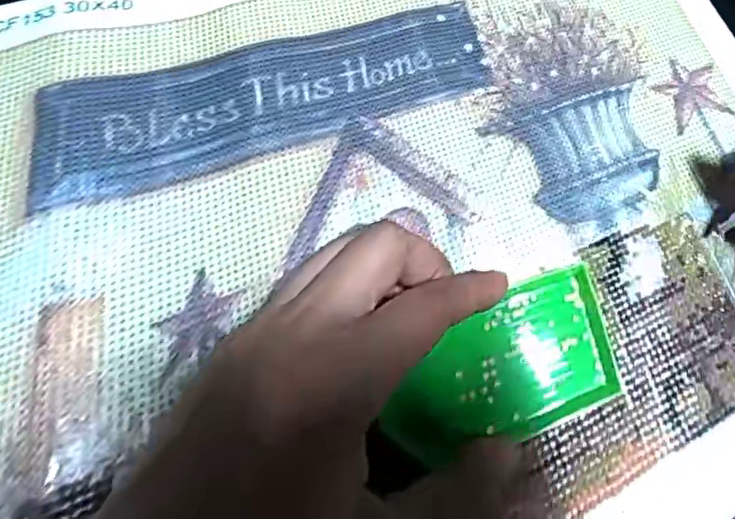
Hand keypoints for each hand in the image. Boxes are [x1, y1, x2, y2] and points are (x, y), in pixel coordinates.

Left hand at [98, 222, 519, 518]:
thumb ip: (450, 496)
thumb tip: (506, 450)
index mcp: (333, 376)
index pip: (425, 304)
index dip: (471, 290)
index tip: (498, 287)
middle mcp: (292, 331)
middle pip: (380, 241)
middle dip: (426, 260)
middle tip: (441, 308)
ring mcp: (253, 330)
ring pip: (338, 248)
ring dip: (383, 266)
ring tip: (398, 316)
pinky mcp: (228, 343)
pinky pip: (306, 277)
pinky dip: (347, 285)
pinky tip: (347, 342)